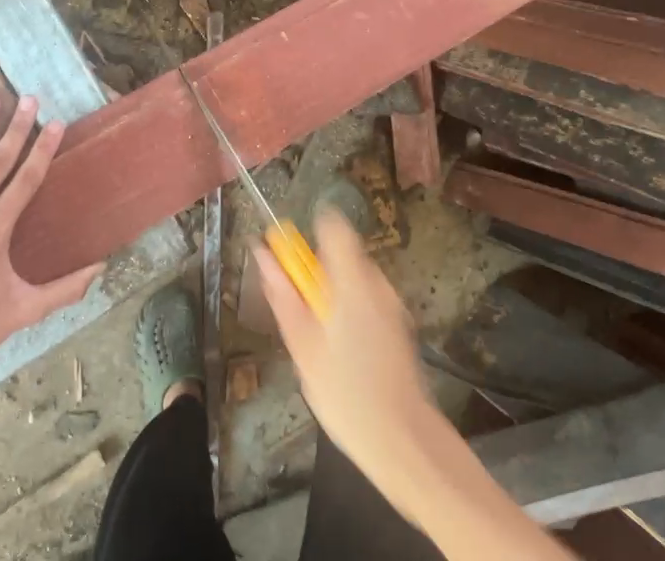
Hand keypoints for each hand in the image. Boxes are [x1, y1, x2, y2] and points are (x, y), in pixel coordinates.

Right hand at [257, 210, 430, 476]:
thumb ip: (283, 295)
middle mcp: (378, 284)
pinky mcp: (400, 325)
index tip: (291, 258)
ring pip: (356, 280)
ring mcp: (393, 304)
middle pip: (343, 255)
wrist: (401, 437)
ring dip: (334, 295)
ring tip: (321, 340)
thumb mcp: (302, 345)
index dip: (310, 233)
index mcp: (352, 282)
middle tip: (301, 314)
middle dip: (319, 274)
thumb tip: (263, 254)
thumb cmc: (345, 393)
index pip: (334, 228)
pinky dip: (352, 312)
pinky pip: (369, 302)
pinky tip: (344, 351)